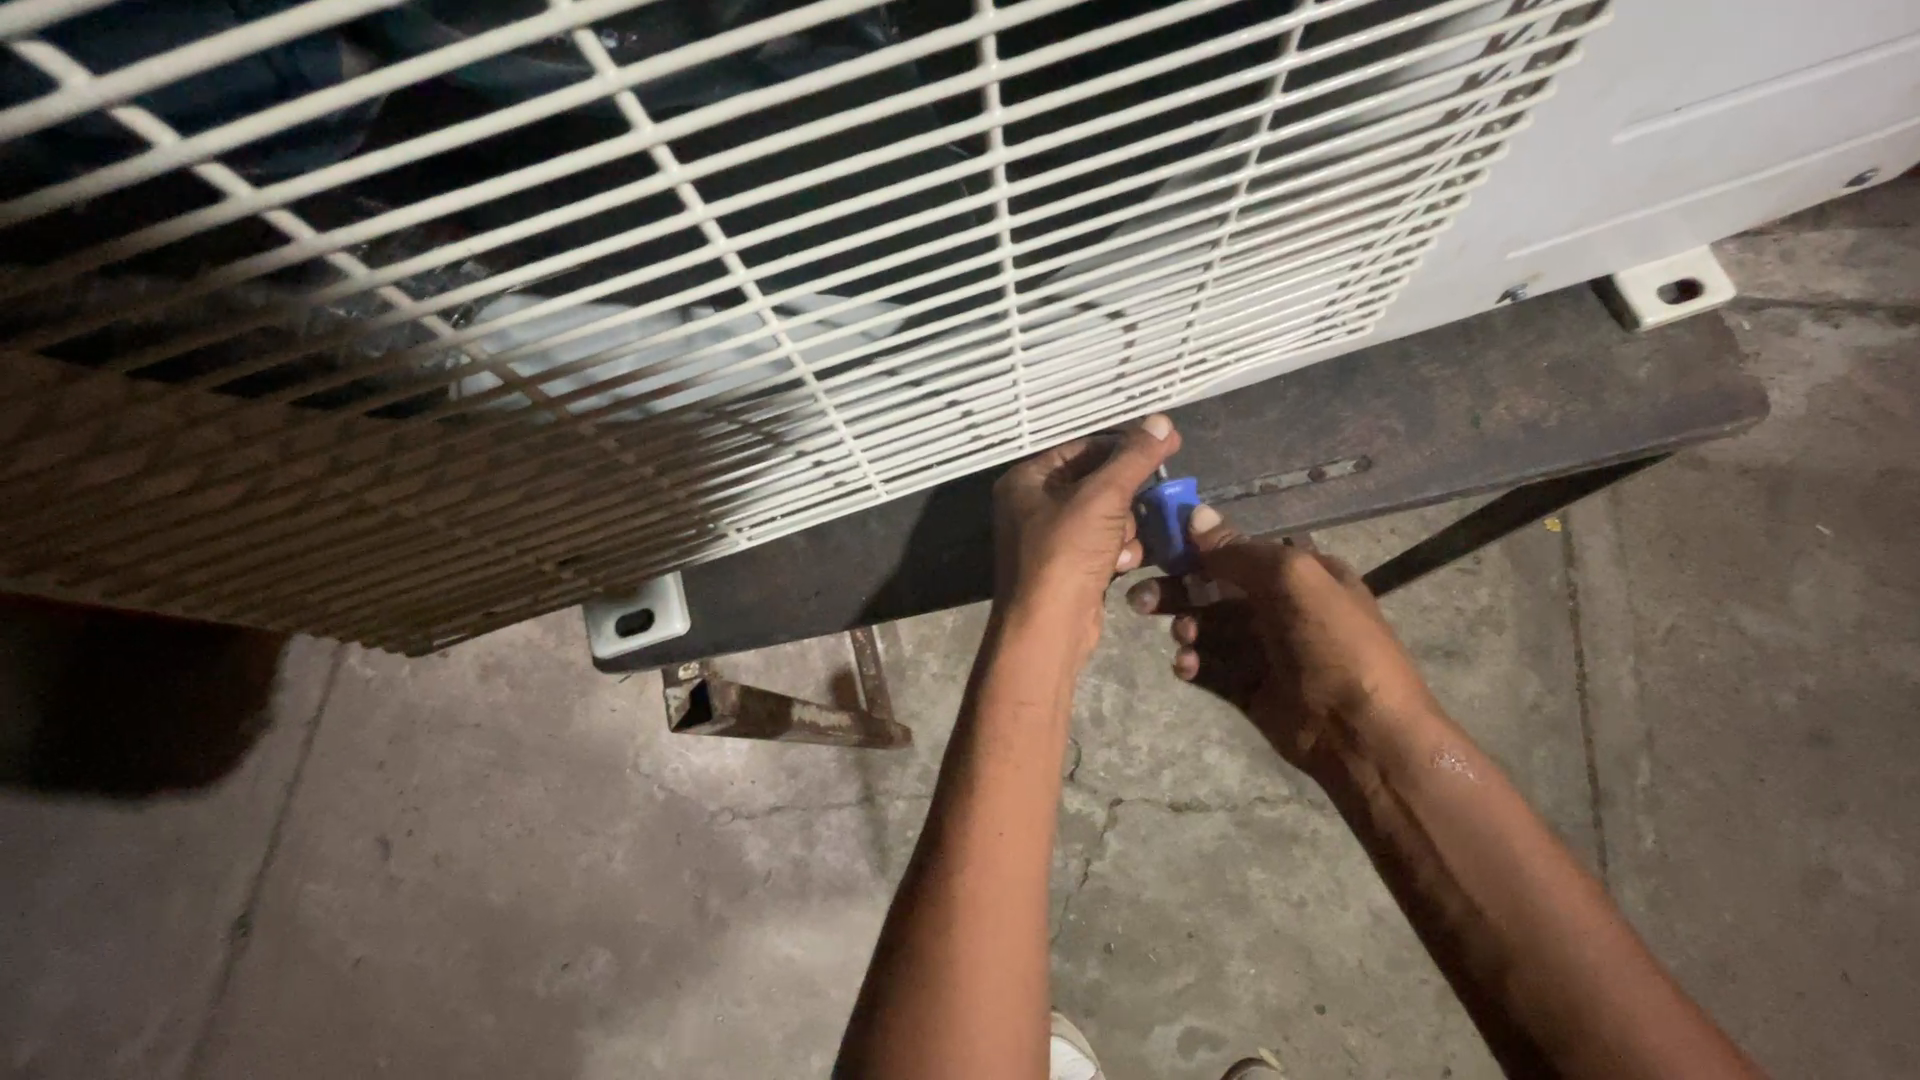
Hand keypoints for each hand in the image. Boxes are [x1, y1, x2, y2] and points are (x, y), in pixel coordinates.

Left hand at [991, 415, 1180, 655]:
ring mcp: (1052, 539)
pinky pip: (1106, 544)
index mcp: (1027, 480)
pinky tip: (1122, 565)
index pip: (1084, 447)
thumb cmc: (1066, 553)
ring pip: (1109, 516)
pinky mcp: (1071, 567)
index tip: (1166, 446)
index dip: (1125, 446)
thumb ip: (1134, 457)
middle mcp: (1034, 505)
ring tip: (1123, 546)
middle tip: (1153, 501)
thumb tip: (1163, 420)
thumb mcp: (1102, 497)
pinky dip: (1120, 552)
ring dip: (1126, 529)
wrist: (1049, 627)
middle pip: (1099, 482)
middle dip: (1126, 498)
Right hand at [1125, 504, 1440, 770]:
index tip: (1157, 551)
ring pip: (1208, 628)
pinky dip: (1193, 662)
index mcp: (1300, 574)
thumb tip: (1194, 516)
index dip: (1196, 550)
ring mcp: (1264, 650)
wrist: (1363, 732)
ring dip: (1187, 627)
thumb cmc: (1333, 643)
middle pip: (1214, 590)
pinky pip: (1209, 667)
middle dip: (1178, 591)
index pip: (1237, 551)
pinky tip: (1187, 665)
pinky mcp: (1249, 688)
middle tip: (1140, 599)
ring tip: (1184, 638)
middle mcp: (1280, 608)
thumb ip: (1239, 550)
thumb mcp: (1293, 579)